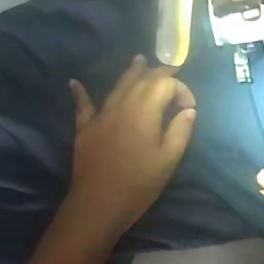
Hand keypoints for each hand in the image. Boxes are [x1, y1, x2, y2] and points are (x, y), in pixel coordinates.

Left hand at [61, 56, 196, 245]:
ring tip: (138, 59)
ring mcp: (100, 115)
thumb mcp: (168, 160)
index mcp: (144, 110)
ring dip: (130, 73)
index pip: (165, 84)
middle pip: (140, 79)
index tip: (189, 109)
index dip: (181, 90)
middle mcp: (121, 105)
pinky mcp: (85, 128)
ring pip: (117, 86)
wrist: (98, 203)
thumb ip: (180, 130)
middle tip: (171, 71)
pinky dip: (80, 93)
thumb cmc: (139, 184)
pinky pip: (83, 105)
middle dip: (158, 73)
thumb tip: (188, 109)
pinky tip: (74, 83)